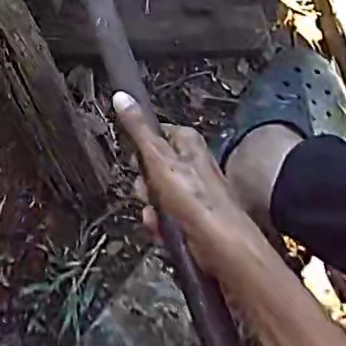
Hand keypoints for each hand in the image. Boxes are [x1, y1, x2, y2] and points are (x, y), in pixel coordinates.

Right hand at [113, 92, 269, 279]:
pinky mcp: (194, 217)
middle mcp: (193, 163)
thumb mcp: (157, 157)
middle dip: (143, 184)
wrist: (224, 249)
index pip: (153, 133)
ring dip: (150, 207)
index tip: (134, 159)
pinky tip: (163, 230)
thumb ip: (138, 128)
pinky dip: (161, 224)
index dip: (139, 149)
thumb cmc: (197, 201)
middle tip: (147, 191)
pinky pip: (166, 215)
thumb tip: (122, 96)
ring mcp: (194, 191)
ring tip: (157, 215)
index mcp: (187, 141)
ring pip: (156, 194)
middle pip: (151, 167)